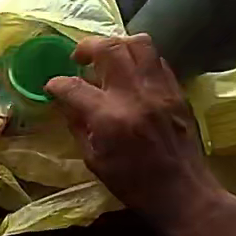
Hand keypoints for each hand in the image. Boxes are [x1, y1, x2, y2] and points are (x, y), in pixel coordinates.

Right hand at [46, 34, 233, 235]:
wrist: (183, 192)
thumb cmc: (133, 184)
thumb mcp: (94, 160)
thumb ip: (78, 125)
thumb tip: (65, 103)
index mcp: (110, 117)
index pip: (74, 86)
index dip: (56, 84)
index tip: (52, 87)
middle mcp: (135, 95)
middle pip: (108, 48)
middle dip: (86, 47)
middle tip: (79, 58)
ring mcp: (159, 89)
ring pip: (138, 43)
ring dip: (117, 45)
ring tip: (107, 57)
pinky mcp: (177, 91)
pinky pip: (157, 59)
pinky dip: (139, 60)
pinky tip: (131, 74)